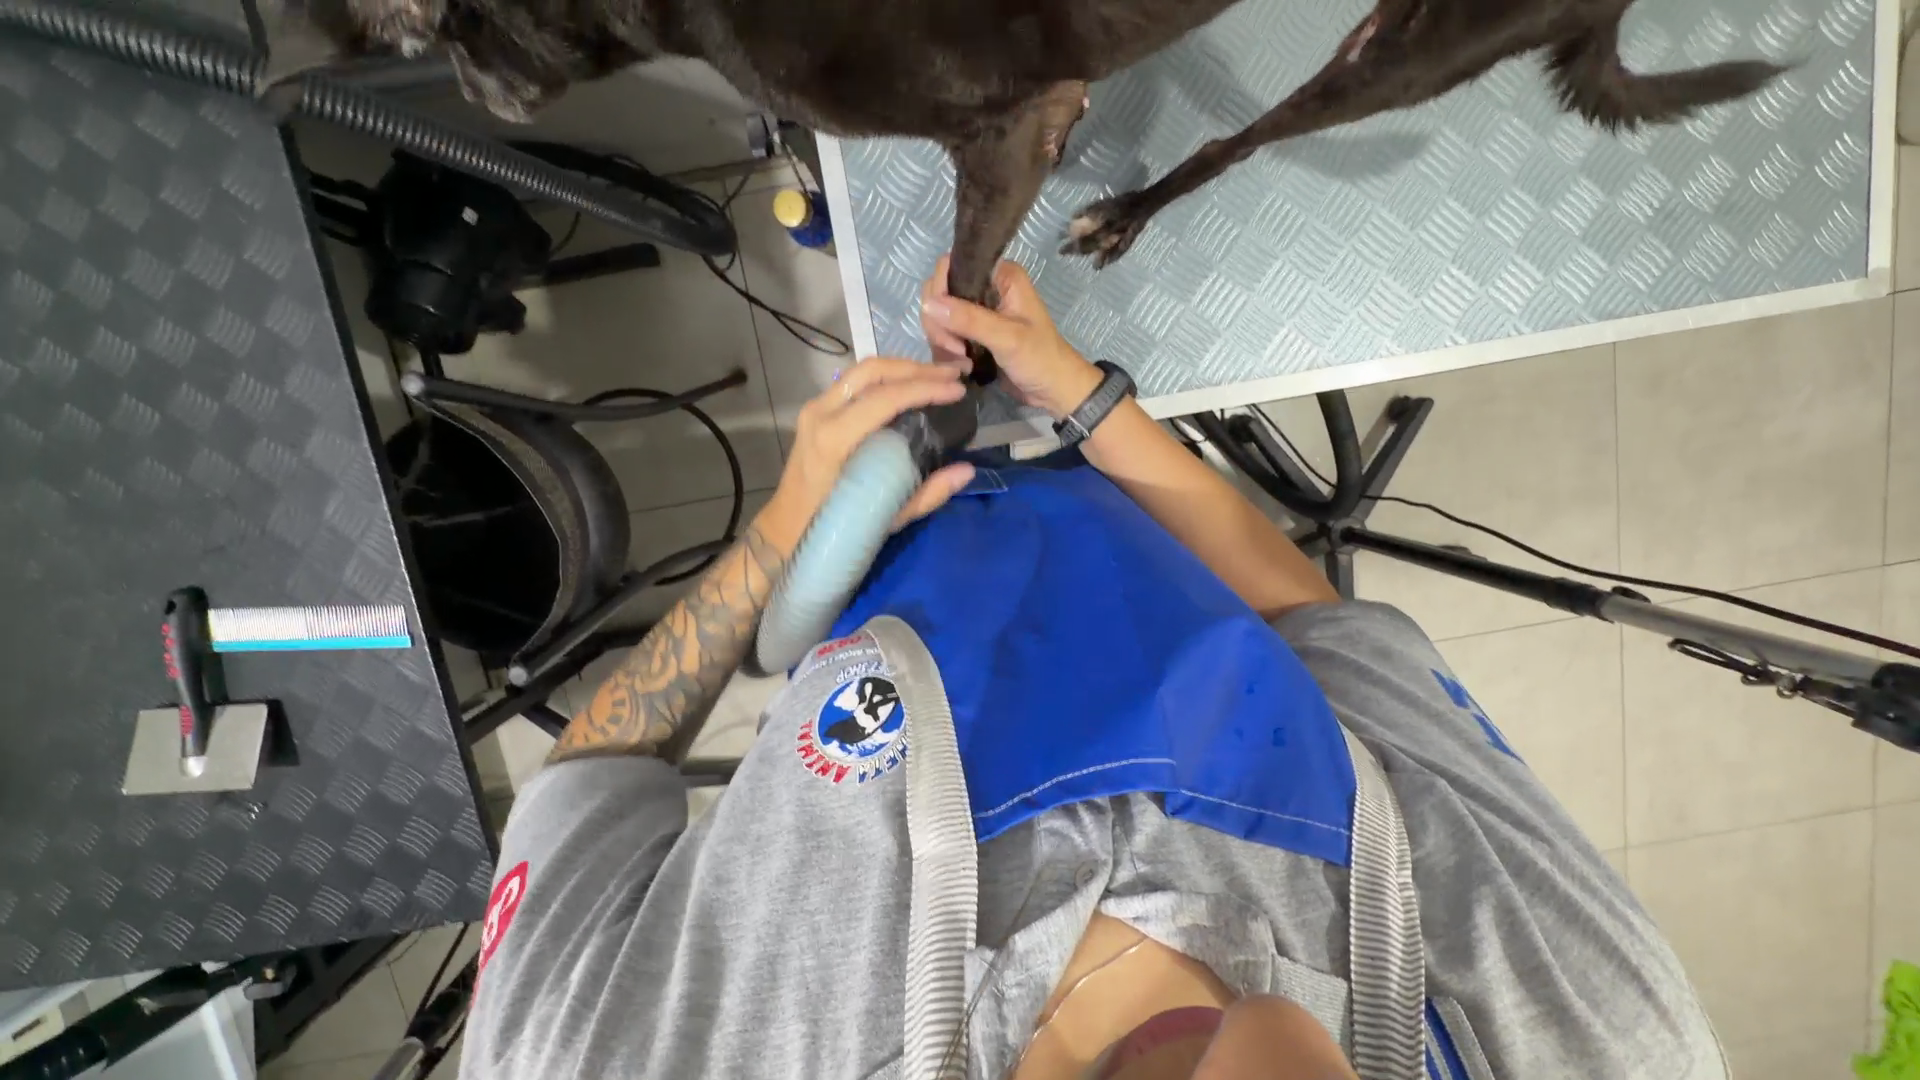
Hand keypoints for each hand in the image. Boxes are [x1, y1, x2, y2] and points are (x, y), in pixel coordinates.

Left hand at [760, 356, 976, 544]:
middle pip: (873, 371)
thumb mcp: (884, 517)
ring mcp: (816, 408)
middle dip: (918, 368)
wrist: (787, 530)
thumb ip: (927, 494)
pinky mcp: (817, 411)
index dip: (926, 389)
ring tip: (938, 374)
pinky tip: (910, 385)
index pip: (886, 398)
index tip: (959, 390)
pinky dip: (887, 378)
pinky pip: (855, 383)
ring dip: (903, 368)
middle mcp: (821, 413)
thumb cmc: (833, 528)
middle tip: (954, 374)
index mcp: (834, 438)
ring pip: (863, 371)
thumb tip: (966, 471)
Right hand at [920, 256, 1102, 419]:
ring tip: (963, 361)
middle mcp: (986, 288)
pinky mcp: (972, 335)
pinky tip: (962, 366)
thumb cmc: (1040, 359)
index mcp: (1001, 276)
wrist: (1054, 390)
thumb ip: (969, 319)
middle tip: (957, 348)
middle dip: (940, 323)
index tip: (944, 322)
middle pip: (939, 293)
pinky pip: (945, 335)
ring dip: (943, 341)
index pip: (952, 267)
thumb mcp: (1007, 338)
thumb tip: (928, 304)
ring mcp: (977, 313)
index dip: (940, 291)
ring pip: (939, 317)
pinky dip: (947, 351)